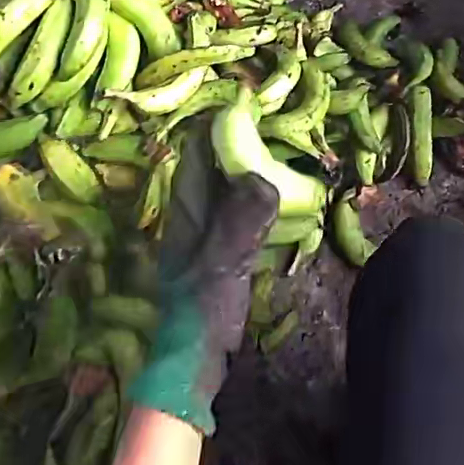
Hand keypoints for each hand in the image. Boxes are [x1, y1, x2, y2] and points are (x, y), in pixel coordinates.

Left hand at [124, 130, 278, 433]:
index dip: (216, 125)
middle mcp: (191, 213)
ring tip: (278, 147)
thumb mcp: (224, 263)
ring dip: (245, 164)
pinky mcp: (220, 247)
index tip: (247, 104)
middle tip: (272, 121)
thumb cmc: (201, 310)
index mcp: (185, 210)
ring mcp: (205, 231)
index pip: (195, 152)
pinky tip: (275, 192)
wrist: (193, 360)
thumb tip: (264, 177)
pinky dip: (253, 192)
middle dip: (235, 140)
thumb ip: (242, 221)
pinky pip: (237, 206)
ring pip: (224, 184)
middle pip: (210, 163)